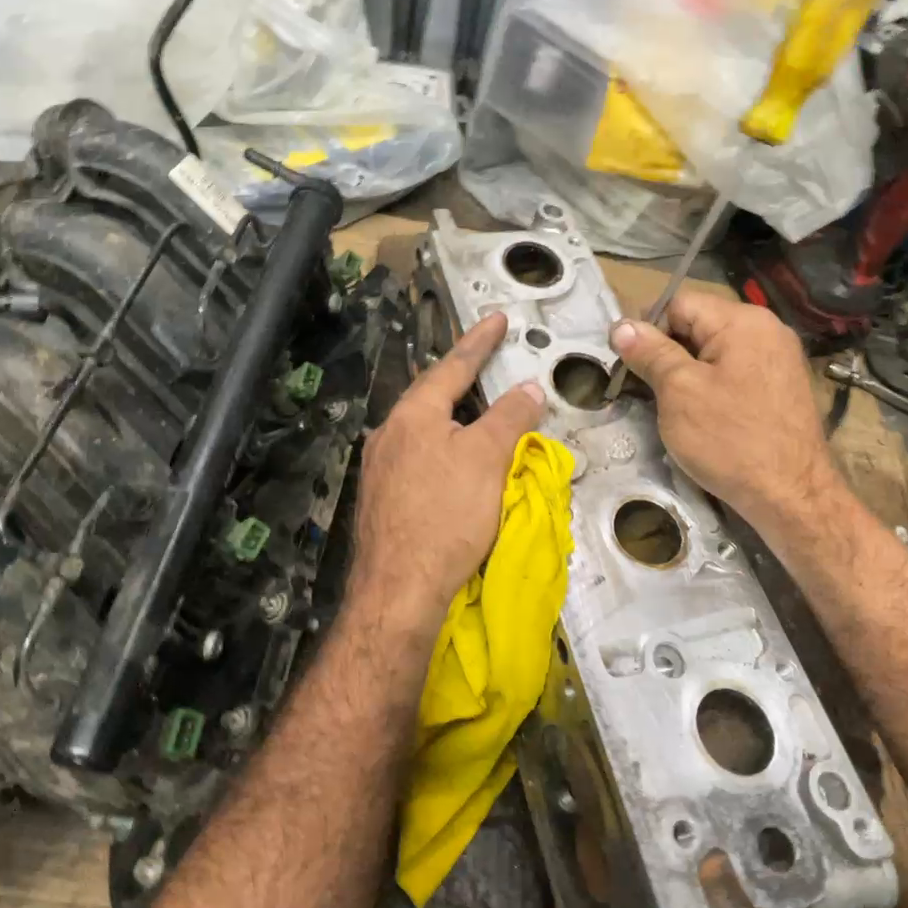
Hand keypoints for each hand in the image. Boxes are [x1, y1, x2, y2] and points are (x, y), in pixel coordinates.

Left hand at [352, 313, 546, 631]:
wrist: (398, 588)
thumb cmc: (446, 516)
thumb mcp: (488, 459)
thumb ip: (509, 418)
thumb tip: (528, 388)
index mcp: (412, 414)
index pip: (452, 366)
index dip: (479, 342)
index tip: (497, 319)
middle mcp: (388, 433)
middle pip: (431, 397)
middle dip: (461, 381)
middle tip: (488, 365)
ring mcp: (379, 468)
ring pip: (422, 431)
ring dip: (452, 420)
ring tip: (477, 417)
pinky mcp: (380, 500)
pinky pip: (416, 460)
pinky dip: (441, 453)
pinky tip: (453, 468)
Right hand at [609, 292, 849, 541]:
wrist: (792, 495)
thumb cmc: (730, 440)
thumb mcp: (678, 392)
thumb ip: (650, 352)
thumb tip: (621, 326)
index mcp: (742, 321)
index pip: (679, 304)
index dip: (649, 330)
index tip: (633, 366)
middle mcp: (767, 329)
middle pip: (699, 325)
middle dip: (669, 353)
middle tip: (649, 390)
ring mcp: (780, 359)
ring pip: (716, 352)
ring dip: (689, 373)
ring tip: (676, 407)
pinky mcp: (783, 387)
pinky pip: (736, 372)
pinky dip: (713, 387)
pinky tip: (706, 417)